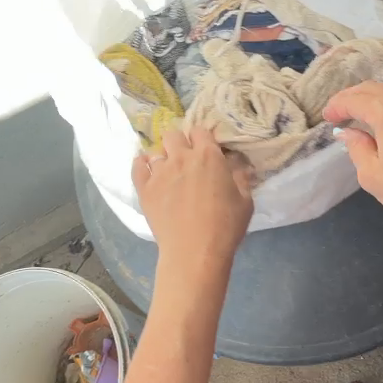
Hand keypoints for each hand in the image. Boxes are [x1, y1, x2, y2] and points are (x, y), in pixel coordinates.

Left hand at [132, 124, 253, 264]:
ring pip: (155, 151)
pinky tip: (144, 168)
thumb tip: (240, 166)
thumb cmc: (225, 227)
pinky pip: (137, 166)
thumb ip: (241, 179)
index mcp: (208, 156)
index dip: (202, 138)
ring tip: (167, 171)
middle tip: (185, 158)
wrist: (194, 252)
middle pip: (173, 135)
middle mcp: (181, 158)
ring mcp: (159, 172)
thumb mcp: (245, 202)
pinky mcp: (144, 189)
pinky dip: (140, 165)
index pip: (200, 131)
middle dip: (179, 142)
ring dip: (162, 157)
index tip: (205, 149)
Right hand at [323, 82, 382, 230]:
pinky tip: (378, 120)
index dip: (337, 106)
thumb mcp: (372, 174)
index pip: (355, 100)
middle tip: (336, 112)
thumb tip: (348, 132)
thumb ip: (357, 147)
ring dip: (369, 99)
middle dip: (351, 98)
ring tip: (354, 114)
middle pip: (372, 89)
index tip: (326, 117)